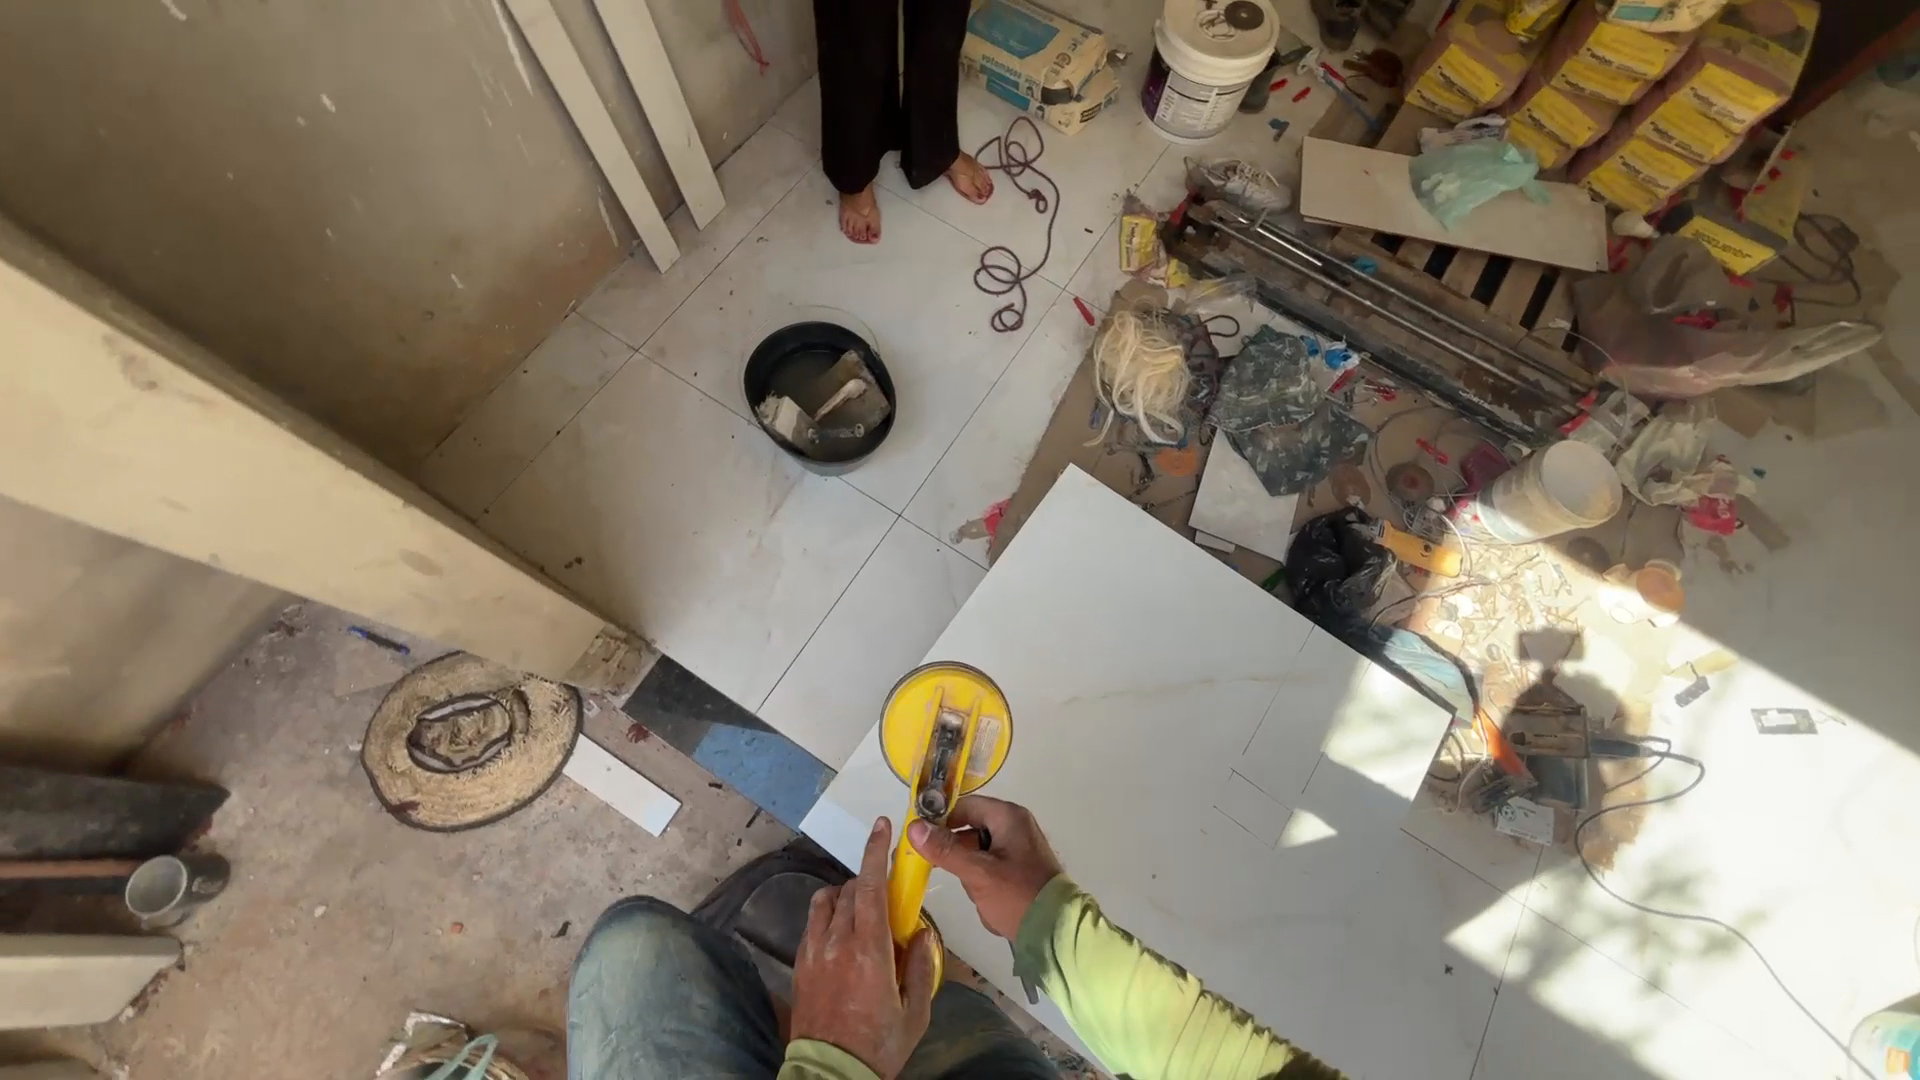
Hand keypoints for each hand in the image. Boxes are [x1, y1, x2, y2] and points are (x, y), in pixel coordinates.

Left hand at [790, 817, 937, 1078]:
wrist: (830, 1076)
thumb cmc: (878, 1045)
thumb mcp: (915, 1012)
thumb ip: (920, 965)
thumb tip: (919, 931)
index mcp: (869, 949)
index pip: (870, 885)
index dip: (876, 851)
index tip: (882, 826)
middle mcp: (837, 942)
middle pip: (851, 888)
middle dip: (870, 882)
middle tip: (887, 901)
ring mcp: (814, 951)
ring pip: (826, 900)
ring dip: (845, 896)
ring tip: (860, 914)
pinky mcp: (800, 964)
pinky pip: (813, 923)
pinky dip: (829, 916)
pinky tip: (842, 937)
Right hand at [907, 796, 1062, 939]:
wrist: (1056, 933)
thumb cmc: (1017, 896)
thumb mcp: (977, 873)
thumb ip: (945, 849)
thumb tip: (913, 826)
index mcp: (1008, 816)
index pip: (965, 805)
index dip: (941, 820)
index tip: (921, 840)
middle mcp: (1015, 825)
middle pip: (969, 830)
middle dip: (961, 857)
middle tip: (960, 876)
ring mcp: (1019, 848)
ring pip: (977, 853)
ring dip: (973, 875)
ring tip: (983, 895)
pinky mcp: (1020, 869)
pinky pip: (990, 869)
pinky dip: (984, 884)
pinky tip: (990, 903)